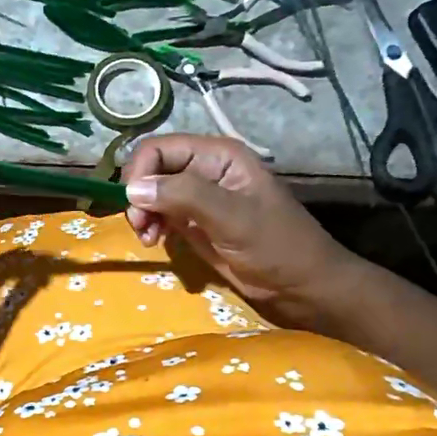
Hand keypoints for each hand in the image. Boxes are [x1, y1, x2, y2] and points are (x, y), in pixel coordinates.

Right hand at [121, 134, 364, 323]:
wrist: (302, 287)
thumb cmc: (276, 246)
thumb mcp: (232, 217)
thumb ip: (184, 196)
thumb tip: (134, 189)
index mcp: (218, 155)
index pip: (160, 148)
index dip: (141, 172)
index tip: (135, 205)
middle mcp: (205, 169)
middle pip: (152, 169)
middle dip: (139, 195)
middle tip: (142, 227)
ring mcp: (199, 198)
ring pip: (152, 193)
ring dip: (142, 214)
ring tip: (149, 239)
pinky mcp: (196, 223)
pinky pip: (162, 215)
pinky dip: (152, 227)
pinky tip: (155, 243)